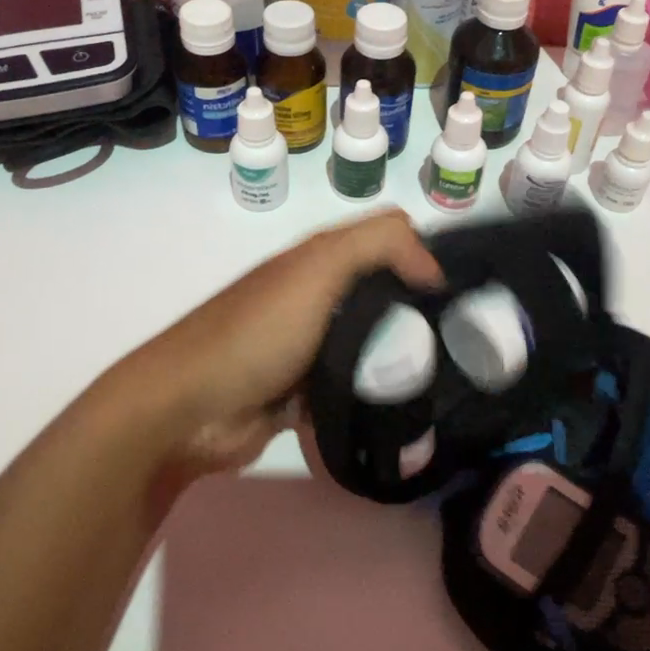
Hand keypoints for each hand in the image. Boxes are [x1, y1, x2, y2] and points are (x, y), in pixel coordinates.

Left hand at [120, 209, 442, 474]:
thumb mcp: (319, 267)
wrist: (189, 409)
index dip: (424, 257)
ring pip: (374, 344)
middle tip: (459, 344)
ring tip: (441, 381)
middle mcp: (318, 296)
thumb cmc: (257, 332)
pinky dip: (373, 396)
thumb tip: (434, 269)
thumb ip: (380, 245)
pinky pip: (354, 387)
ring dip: (400, 360)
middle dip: (421, 315)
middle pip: (387, 295)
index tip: (457, 294)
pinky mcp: (306, 392)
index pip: (390, 241)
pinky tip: (403, 409)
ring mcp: (311, 346)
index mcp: (320, 259)